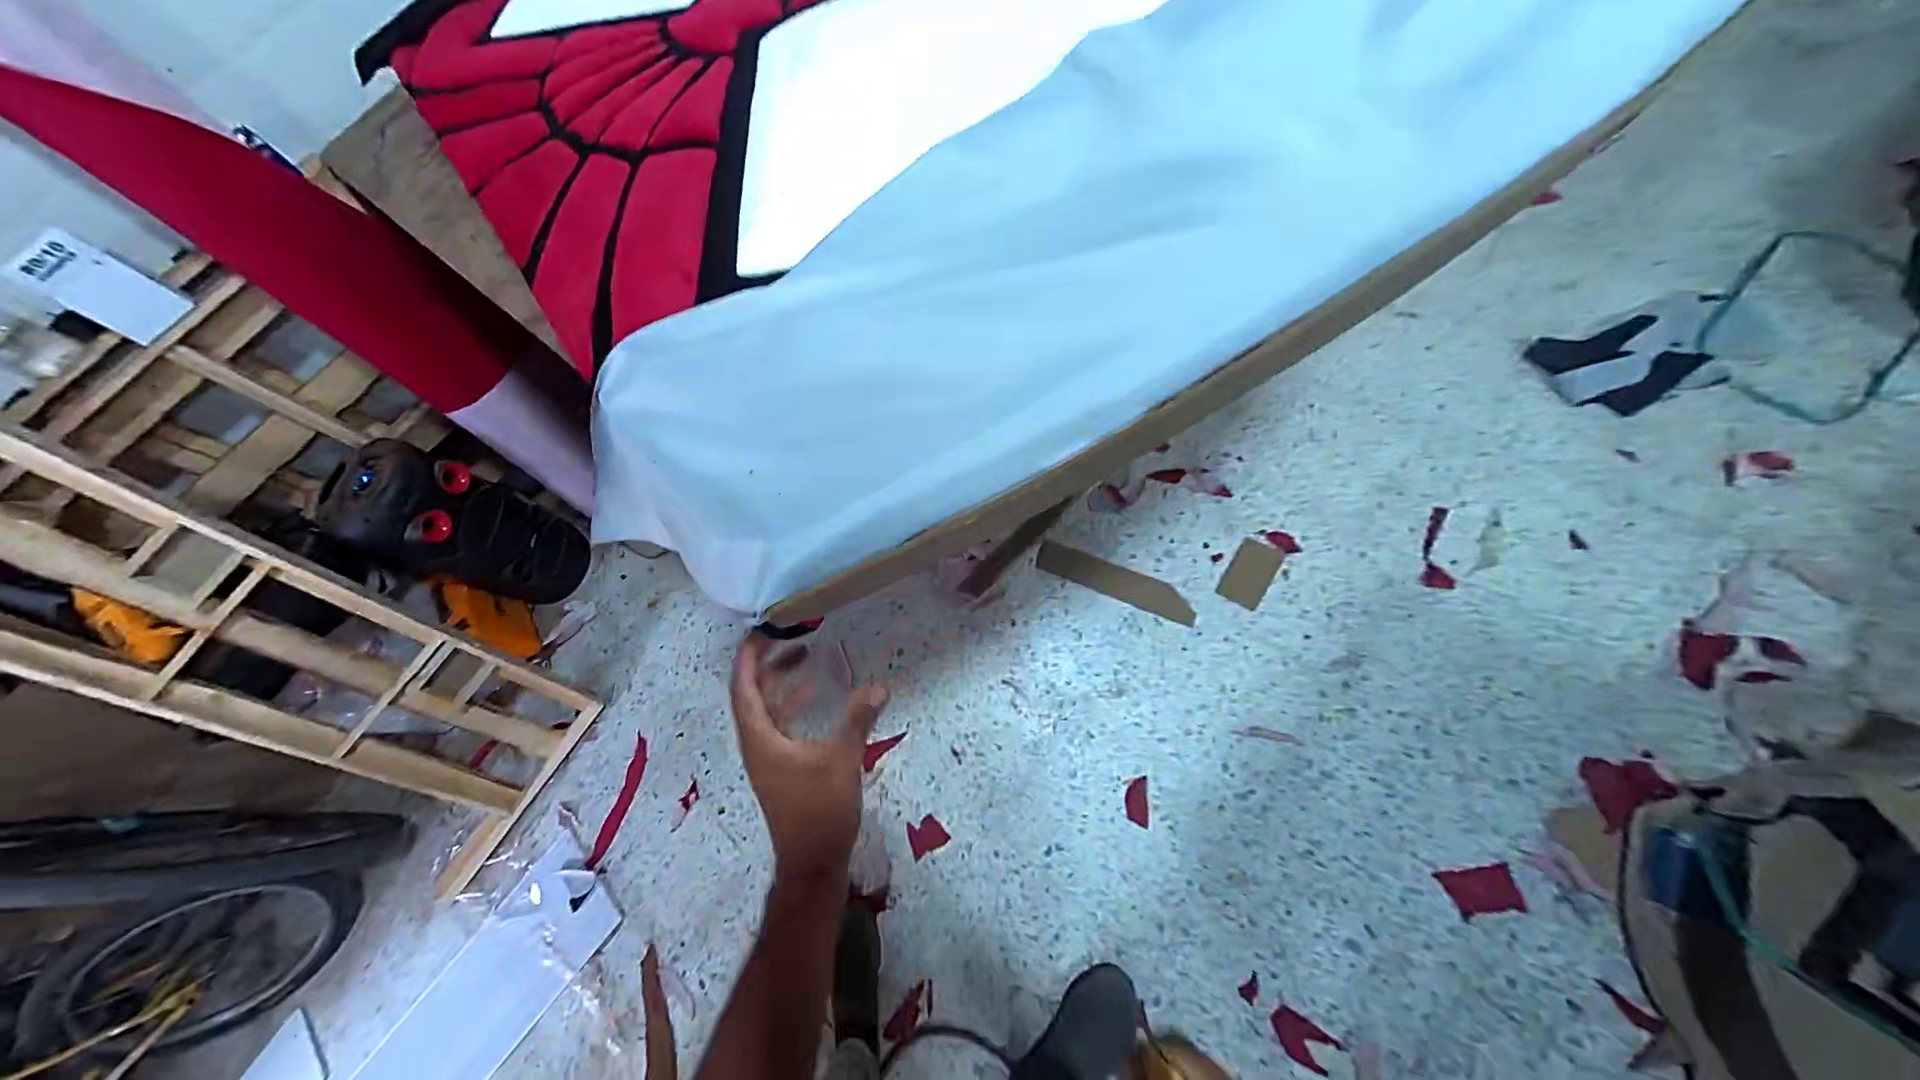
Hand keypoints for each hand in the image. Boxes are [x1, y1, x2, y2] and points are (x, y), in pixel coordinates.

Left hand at [730, 633, 888, 881]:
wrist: (813, 860)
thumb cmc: (820, 810)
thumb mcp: (842, 760)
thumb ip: (858, 719)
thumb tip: (879, 686)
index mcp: (760, 738)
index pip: (743, 687)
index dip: (749, 657)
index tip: (763, 629)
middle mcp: (757, 743)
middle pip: (752, 693)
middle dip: (768, 662)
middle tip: (789, 635)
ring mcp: (767, 756)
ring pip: (767, 708)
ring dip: (781, 681)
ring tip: (805, 655)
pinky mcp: (781, 766)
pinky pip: (780, 723)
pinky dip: (793, 704)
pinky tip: (816, 695)